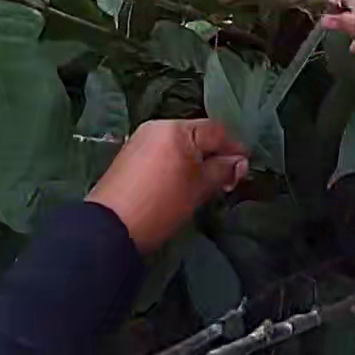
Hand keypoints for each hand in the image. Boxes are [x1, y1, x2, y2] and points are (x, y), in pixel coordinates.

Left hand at [87, 119, 248, 252]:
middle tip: (228, 178)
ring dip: (197, 158)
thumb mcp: (199, 189)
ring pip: (181, 142)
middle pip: (198, 134)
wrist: (110, 228)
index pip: (216, 131)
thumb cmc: (161, 205)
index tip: (244, 167)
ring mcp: (142, 139)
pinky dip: (178, 162)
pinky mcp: (130, 154)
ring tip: (207, 182)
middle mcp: (159, 126)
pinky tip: (183, 181)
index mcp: (177, 129)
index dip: (234, 148)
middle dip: (215, 153)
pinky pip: (164, 150)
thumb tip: (240, 162)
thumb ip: (223, 170)